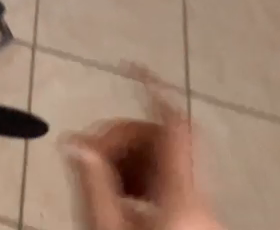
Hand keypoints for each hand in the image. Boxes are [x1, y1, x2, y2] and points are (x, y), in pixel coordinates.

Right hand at [63, 76, 220, 229]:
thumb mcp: (108, 227)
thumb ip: (92, 181)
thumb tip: (74, 140)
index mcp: (181, 192)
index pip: (174, 123)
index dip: (154, 89)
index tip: (131, 65)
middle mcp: (201, 197)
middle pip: (162, 141)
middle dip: (122, 137)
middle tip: (90, 152)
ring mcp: (205, 211)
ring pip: (166, 161)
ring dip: (129, 159)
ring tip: (101, 180)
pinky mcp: (200, 223)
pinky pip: (171, 183)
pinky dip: (142, 179)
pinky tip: (121, 197)